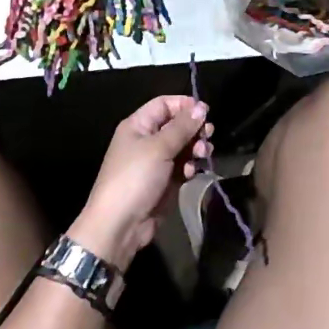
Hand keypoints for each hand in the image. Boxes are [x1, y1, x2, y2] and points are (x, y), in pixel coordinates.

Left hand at [69, 95, 212, 265]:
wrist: (120, 224)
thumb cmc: (135, 178)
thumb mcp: (159, 148)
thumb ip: (181, 127)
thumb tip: (201, 107)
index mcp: (137, 125)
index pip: (163, 104)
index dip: (184, 105)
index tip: (205, 112)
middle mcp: (145, 140)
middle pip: (175, 125)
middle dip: (193, 129)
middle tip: (209, 135)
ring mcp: (154, 162)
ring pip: (181, 147)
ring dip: (194, 148)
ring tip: (203, 154)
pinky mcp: (163, 182)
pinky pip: (181, 167)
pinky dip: (188, 168)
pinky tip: (191, 173)